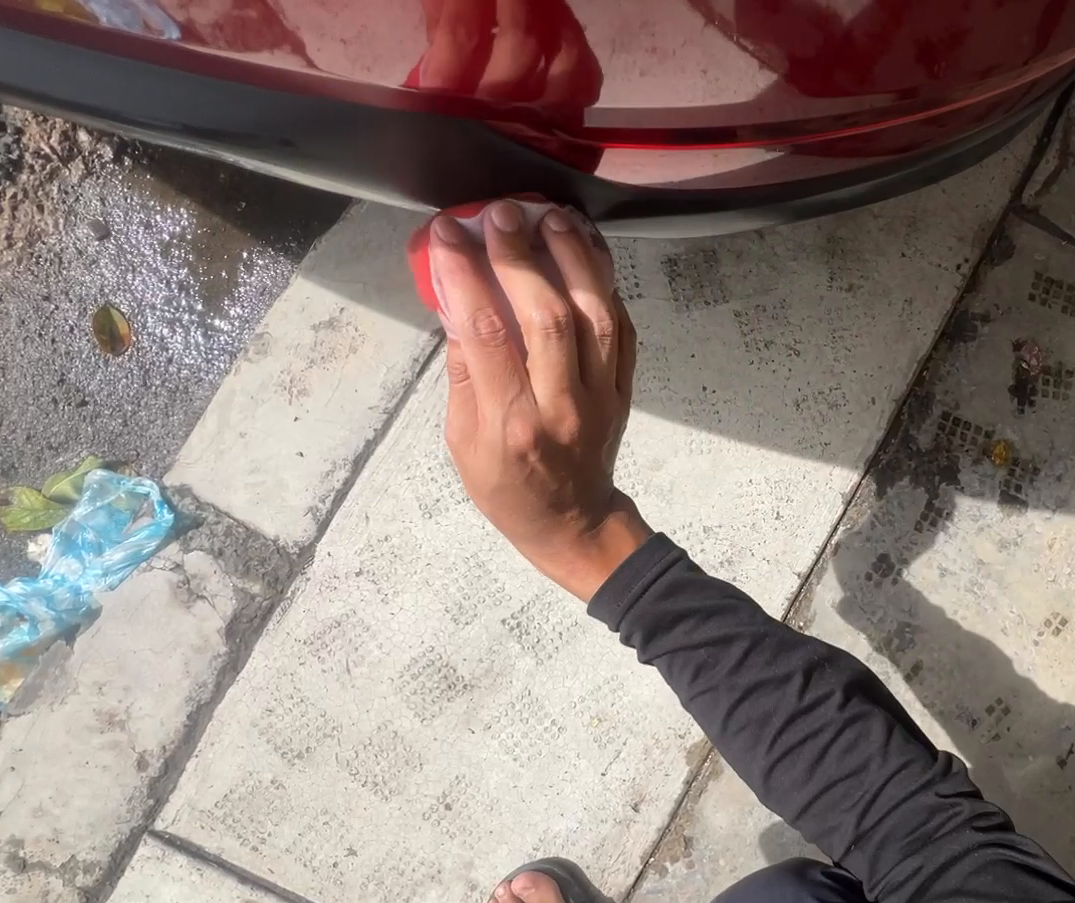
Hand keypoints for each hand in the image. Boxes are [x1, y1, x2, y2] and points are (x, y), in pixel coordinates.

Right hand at [427, 201, 650, 599]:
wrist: (573, 519)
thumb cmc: (506, 486)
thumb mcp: (462, 440)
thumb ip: (462, 371)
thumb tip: (456, 300)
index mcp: (512, 422)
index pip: (487, 334)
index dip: (466, 274)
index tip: (448, 230)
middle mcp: (563, 405)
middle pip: (548, 317)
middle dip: (523, 256)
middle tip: (502, 211)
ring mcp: (603, 397)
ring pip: (598, 318)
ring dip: (577, 260)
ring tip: (554, 216)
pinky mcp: (626, 391)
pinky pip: (624, 331)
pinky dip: (608, 289)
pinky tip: (589, 254)